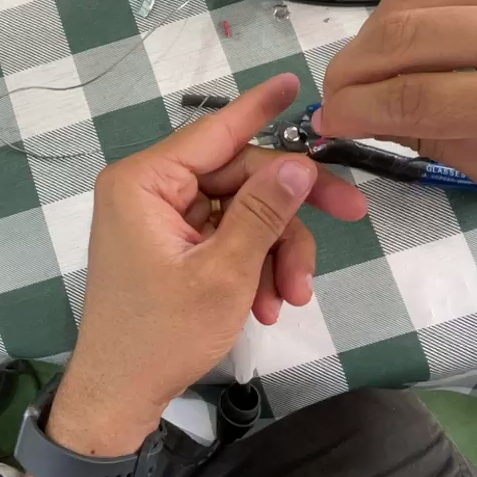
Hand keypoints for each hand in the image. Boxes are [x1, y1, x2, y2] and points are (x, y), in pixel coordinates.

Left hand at [50, 74, 367, 454]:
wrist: (121, 394)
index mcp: (145, 182)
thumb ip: (263, 212)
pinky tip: (267, 305)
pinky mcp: (171, 243)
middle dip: (288, 214)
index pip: (214, 132)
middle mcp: (149, 190)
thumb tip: (299, 162)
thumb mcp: (224, 273)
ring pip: (240, 211)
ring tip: (288, 300)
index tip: (297, 81)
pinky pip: (225, 236)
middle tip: (354, 215)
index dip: (261, 108)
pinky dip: (252, 266)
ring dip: (274, 252)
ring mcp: (160, 217)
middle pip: (239, 177)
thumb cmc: (162, 334)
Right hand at [316, 0, 476, 226]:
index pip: (420, 96)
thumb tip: (369, 118)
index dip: (355, 111)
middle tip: (332, 99)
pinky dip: (410, 18)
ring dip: (372, 39)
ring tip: (365, 75)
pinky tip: (407, 50)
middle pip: (407, 33)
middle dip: (350, 70)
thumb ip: (441, 143)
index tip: (324, 125)